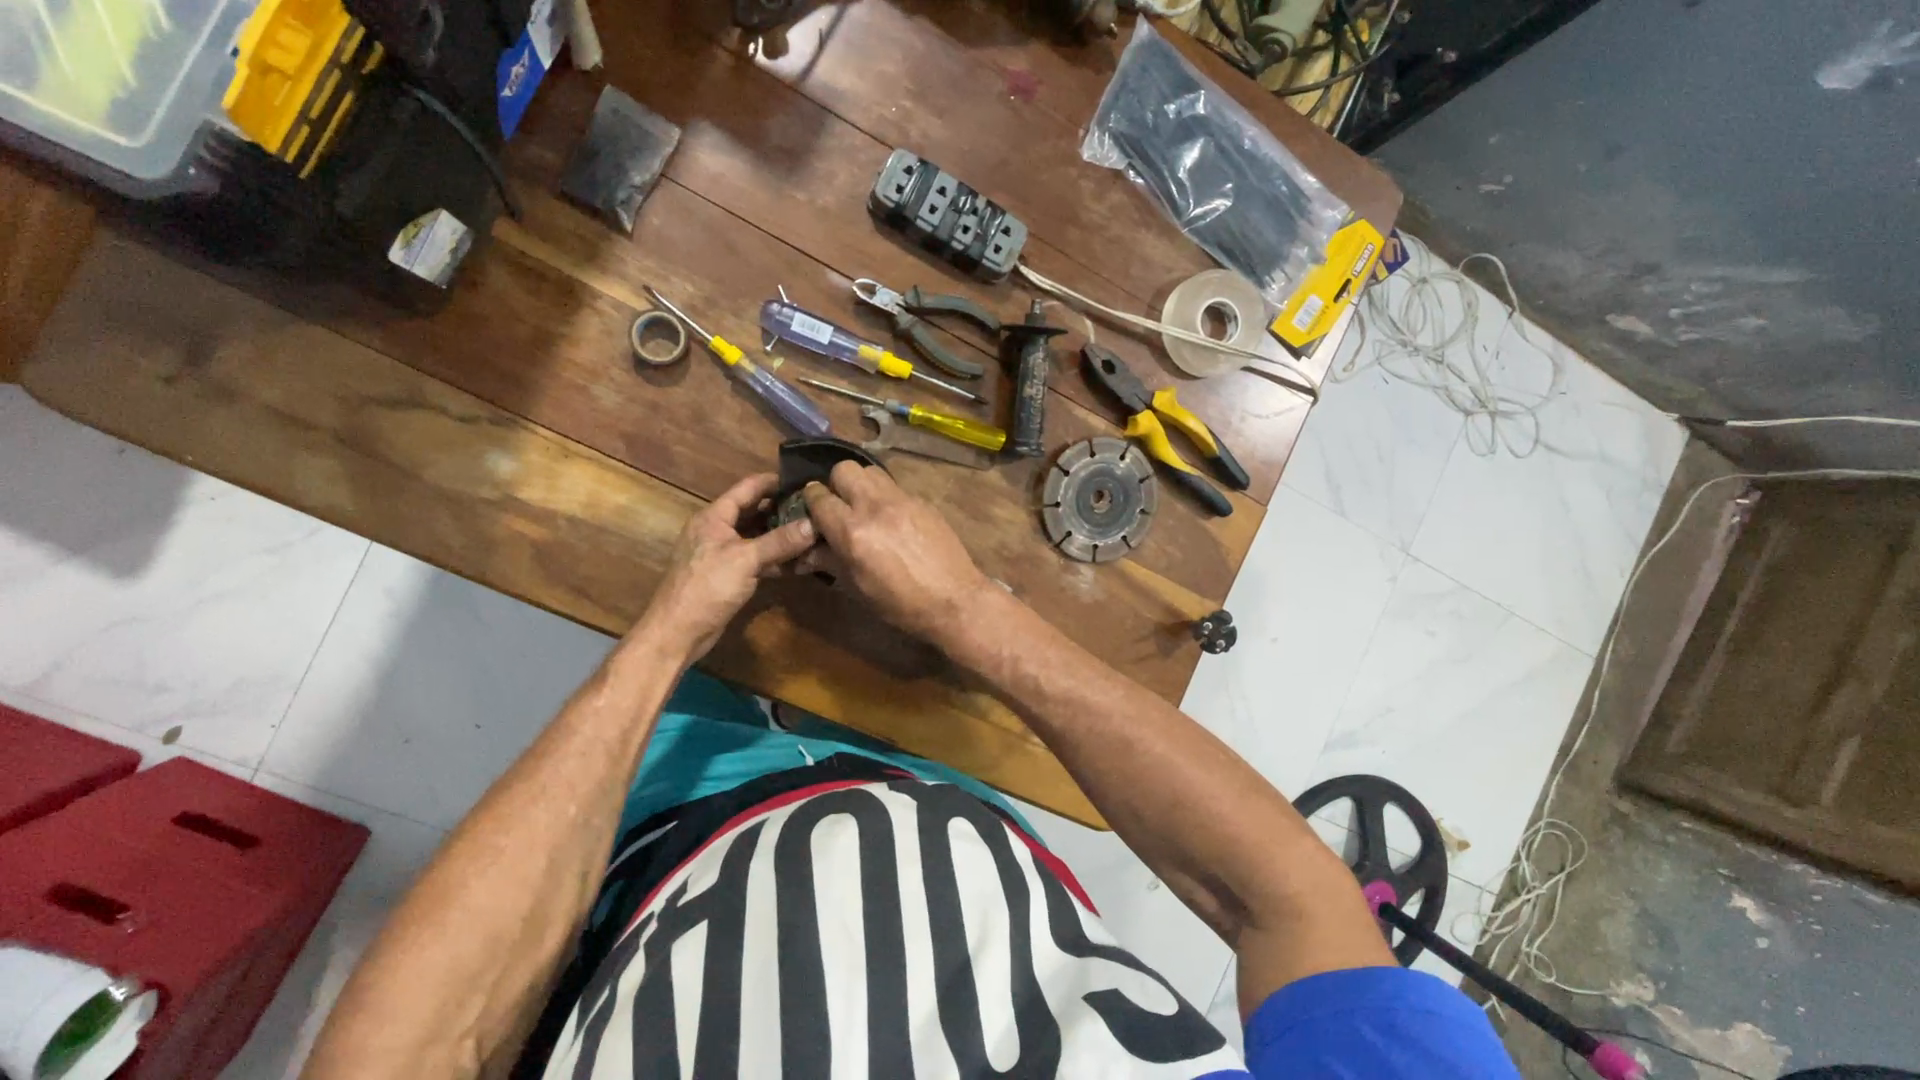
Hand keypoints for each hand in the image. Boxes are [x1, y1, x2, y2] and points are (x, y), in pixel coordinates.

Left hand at [636, 473, 816, 660]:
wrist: (678, 632)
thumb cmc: (707, 587)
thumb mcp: (746, 559)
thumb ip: (780, 541)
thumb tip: (815, 524)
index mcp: (714, 516)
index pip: (749, 487)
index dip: (775, 481)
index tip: (805, 481)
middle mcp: (717, 530)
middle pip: (754, 511)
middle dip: (783, 509)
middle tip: (816, 508)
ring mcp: (722, 553)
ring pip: (756, 536)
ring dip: (781, 535)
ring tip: (813, 532)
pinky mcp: (728, 575)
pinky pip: (755, 559)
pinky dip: (775, 559)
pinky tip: (799, 562)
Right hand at [800, 461, 992, 644]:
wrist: (954, 601)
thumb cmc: (900, 604)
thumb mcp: (857, 588)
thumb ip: (829, 561)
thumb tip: (804, 553)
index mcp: (853, 531)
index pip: (818, 497)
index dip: (811, 503)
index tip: (814, 515)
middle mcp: (875, 506)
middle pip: (844, 469)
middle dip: (836, 485)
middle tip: (841, 508)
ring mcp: (902, 500)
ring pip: (871, 471)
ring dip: (861, 485)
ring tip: (865, 509)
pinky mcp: (923, 501)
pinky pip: (895, 487)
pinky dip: (886, 497)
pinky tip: (892, 521)